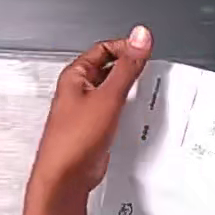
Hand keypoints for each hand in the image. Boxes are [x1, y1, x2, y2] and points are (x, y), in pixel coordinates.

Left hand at [28, 26, 151, 204]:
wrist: (66, 177)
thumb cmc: (74, 140)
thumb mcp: (109, 97)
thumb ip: (128, 67)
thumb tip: (140, 37)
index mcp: (75, 76)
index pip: (103, 49)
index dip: (125, 47)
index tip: (145, 50)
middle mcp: (79, 91)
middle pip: (109, 68)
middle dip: (129, 67)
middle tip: (148, 69)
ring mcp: (86, 109)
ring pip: (112, 89)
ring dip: (129, 88)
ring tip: (144, 89)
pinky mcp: (95, 126)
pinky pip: (114, 108)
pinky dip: (127, 107)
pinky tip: (136, 113)